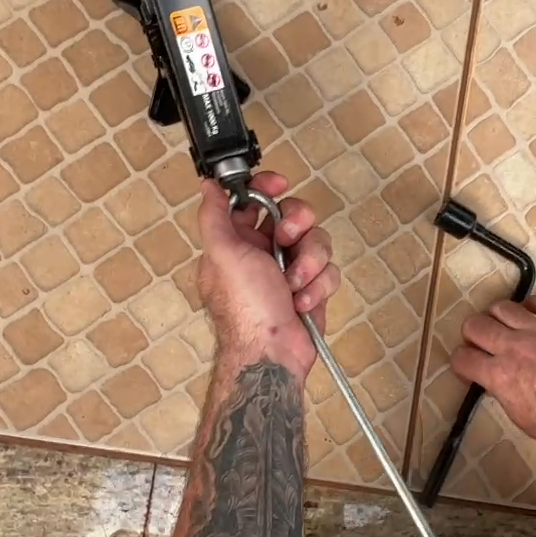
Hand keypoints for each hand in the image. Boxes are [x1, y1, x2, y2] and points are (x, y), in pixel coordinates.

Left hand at [195, 172, 339, 375]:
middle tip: (287, 239)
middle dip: (297, 226)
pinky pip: (328, 271)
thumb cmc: (245, 308)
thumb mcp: (222, 254)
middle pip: (295, 215)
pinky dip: (317, 287)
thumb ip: (214, 215)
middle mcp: (263, 253)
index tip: (279, 183)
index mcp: (237, 241)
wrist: (272, 353)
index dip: (268, 186)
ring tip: (293, 286)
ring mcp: (290, 271)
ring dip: (308, 264)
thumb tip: (207, 187)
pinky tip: (300, 304)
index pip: (255, 199)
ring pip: (316, 242)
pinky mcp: (312, 289)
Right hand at [451, 295, 535, 462]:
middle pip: (475, 324)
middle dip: (471, 334)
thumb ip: (504, 392)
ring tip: (502, 326)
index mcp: (500, 376)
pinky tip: (530, 314)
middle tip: (479, 344)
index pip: (462, 358)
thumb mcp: (521, 417)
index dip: (461, 363)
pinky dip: (530, 306)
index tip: (467, 368)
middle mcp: (514, 348)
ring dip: (495, 316)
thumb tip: (496, 381)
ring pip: (503, 307)